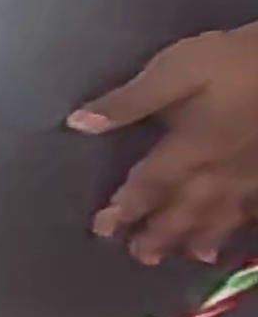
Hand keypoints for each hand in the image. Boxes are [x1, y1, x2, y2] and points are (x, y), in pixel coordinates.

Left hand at [68, 22, 257, 264]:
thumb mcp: (175, 72)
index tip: (103, 231)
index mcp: (195, 146)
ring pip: (232, 206)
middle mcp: (230, 164)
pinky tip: (247, 230)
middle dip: (165, 232)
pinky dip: (254, 216)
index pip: (150, 185)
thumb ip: (127, 102)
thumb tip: (77, 124)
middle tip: (142, 258)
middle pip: (191, 205)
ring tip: (191, 256)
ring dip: (209, 232)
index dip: (126, 209)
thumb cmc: (240, 58)